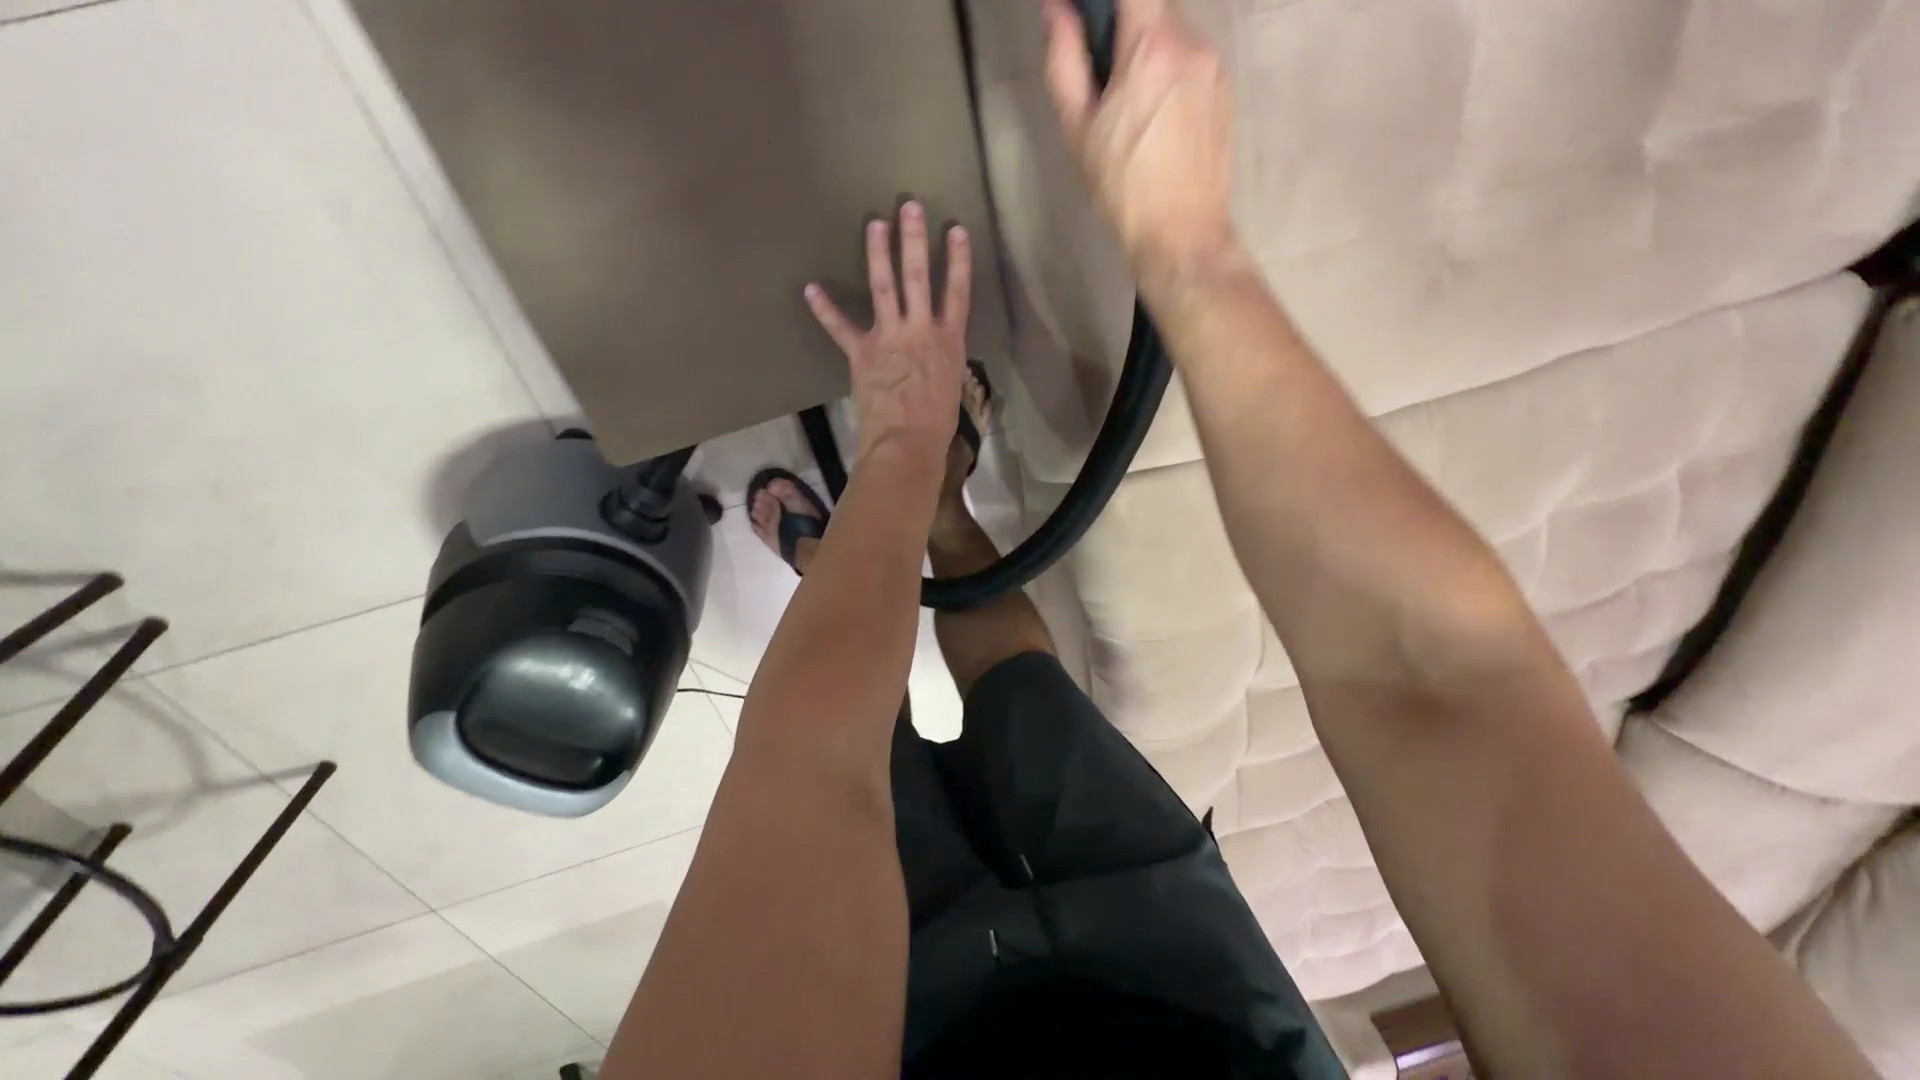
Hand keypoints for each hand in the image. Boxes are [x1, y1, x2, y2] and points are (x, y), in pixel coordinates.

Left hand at [806, 202, 970, 464]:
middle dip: (914, 240)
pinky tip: (810, 288)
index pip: (957, 292)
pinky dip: (824, 309)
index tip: (956, 230)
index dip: (957, 260)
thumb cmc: (936, 424)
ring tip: (876, 223)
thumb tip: (935, 353)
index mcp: (949, 341)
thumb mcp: (951, 386)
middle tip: (910, 206)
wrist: (906, 444)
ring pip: (883, 287)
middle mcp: (920, 330)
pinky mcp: (861, 354)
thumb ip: (942, 360)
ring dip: (878, 253)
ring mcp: (889, 339)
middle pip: (918, 277)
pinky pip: (840, 327)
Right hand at [1042, 0, 1238, 282]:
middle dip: (1126, 26)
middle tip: (1103, 70)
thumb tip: (1056, 9)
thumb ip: (1064, 58)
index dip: (1106, 3)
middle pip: (1155, 6)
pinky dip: (1170, 71)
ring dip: (1149, 49)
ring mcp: (1214, 67)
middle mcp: (1192, 45)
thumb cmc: (1123, 187)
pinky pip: (1193, 60)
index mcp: (1151, 48)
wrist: (1181, 234)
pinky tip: (1155, 118)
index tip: (1089, 18)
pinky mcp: (1225, 91)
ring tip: (1129, 103)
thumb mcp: (1078, 126)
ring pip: (1175, 33)